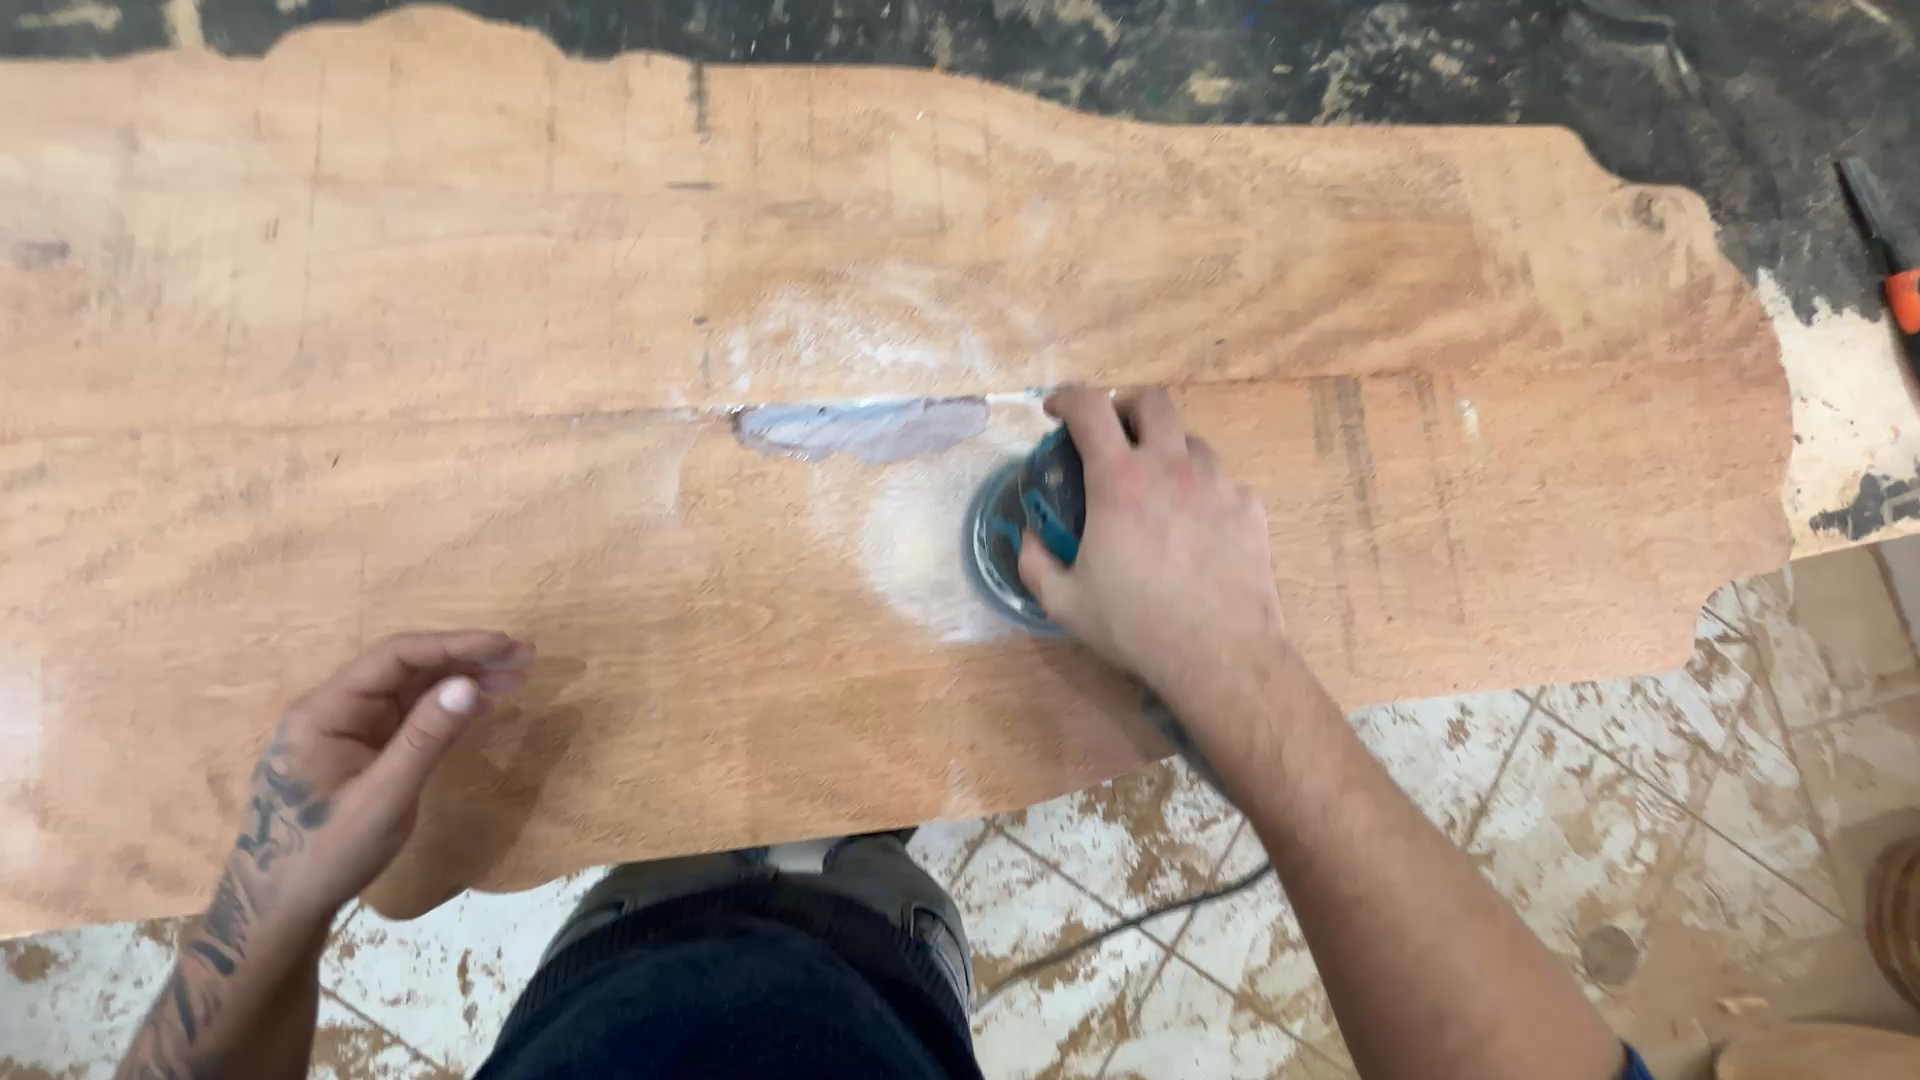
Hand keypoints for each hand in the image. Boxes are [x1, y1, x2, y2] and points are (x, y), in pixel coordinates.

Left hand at [226, 630, 532, 927]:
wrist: (280, 910)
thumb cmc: (325, 855)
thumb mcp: (382, 799)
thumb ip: (425, 739)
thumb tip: (470, 684)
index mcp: (324, 712)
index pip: (396, 657)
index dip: (454, 645)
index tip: (505, 645)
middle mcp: (335, 711)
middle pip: (408, 666)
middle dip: (467, 657)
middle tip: (524, 656)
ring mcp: (351, 729)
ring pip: (414, 688)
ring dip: (464, 679)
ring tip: (516, 677)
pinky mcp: (366, 749)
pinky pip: (413, 714)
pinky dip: (451, 706)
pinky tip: (485, 705)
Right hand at [1018, 387, 1293, 743]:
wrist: (1221, 655)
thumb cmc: (1135, 626)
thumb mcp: (1063, 601)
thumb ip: (1033, 560)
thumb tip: (1027, 534)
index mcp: (1119, 480)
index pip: (1090, 408)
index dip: (1066, 398)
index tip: (1055, 411)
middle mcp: (1170, 467)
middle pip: (1151, 401)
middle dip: (1124, 406)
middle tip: (1112, 435)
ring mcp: (1217, 483)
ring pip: (1189, 439)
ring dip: (1164, 449)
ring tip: (1155, 485)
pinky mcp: (1248, 506)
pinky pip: (1220, 479)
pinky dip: (1198, 488)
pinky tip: (1192, 526)